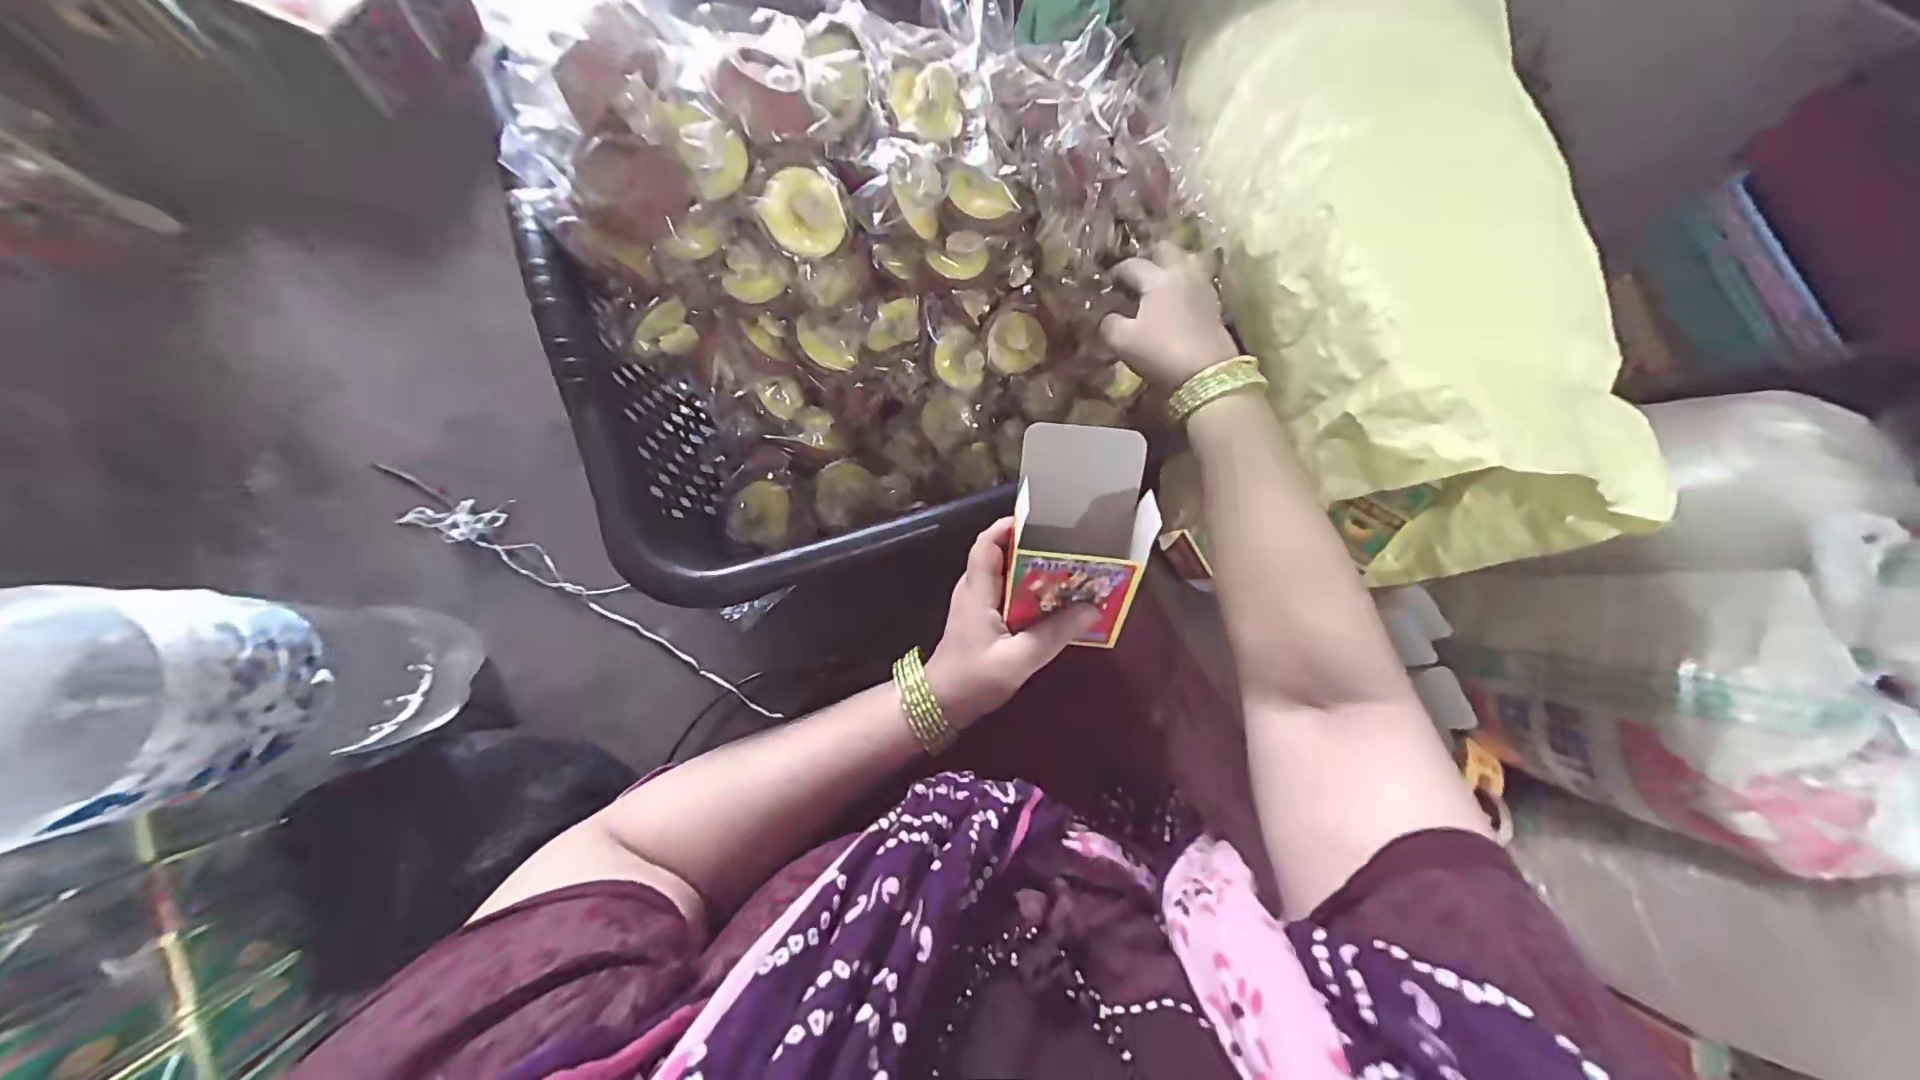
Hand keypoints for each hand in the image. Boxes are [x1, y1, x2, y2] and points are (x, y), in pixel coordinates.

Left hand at [925, 518, 1100, 726]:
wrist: (939, 705)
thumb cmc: (972, 679)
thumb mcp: (1018, 660)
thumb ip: (1054, 634)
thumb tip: (1092, 609)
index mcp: (977, 591)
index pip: (986, 543)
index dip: (1008, 526)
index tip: (1040, 520)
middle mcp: (974, 590)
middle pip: (1001, 555)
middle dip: (1033, 548)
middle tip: (1069, 548)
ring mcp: (976, 605)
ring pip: (1006, 576)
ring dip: (1034, 572)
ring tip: (1069, 571)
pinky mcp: (982, 620)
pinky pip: (1008, 595)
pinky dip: (1030, 593)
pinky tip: (1054, 602)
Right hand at [1100, 241, 1241, 387]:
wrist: (1206, 373)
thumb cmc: (1160, 352)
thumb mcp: (1122, 342)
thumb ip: (1109, 324)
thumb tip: (1107, 318)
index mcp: (1158, 278)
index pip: (1131, 265)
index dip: (1115, 272)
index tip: (1106, 284)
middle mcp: (1182, 273)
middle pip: (1165, 250)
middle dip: (1148, 257)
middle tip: (1135, 277)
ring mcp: (1202, 286)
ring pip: (1185, 262)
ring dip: (1170, 268)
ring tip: (1157, 287)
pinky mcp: (1214, 304)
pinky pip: (1195, 283)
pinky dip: (1182, 286)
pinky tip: (1174, 302)